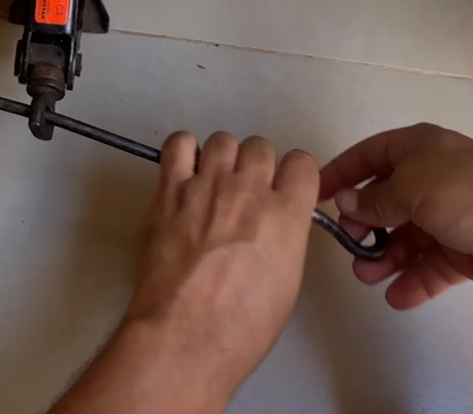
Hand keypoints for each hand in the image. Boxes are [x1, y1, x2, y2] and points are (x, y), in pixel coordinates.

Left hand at [128, 132, 318, 397]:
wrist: (185, 333)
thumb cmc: (241, 325)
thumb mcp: (286, 281)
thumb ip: (285, 235)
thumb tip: (276, 219)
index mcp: (286, 216)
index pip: (302, 163)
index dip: (293, 174)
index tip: (284, 185)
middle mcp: (249, 190)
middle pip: (260, 146)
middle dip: (256, 165)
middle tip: (244, 191)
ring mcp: (207, 184)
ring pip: (222, 140)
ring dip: (221, 157)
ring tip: (213, 182)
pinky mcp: (170, 187)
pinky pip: (178, 143)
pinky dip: (183, 150)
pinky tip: (184, 170)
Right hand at [318, 123, 472, 308]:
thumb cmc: (468, 194)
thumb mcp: (411, 188)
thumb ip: (374, 198)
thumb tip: (345, 201)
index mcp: (420, 147)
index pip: (369, 154)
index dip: (341, 172)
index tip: (317, 195)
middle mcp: (434, 175)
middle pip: (387, 198)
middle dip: (366, 223)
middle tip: (351, 244)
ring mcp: (453, 213)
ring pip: (407, 234)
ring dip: (386, 255)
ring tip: (368, 276)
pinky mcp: (470, 249)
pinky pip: (432, 263)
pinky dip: (414, 278)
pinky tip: (397, 296)